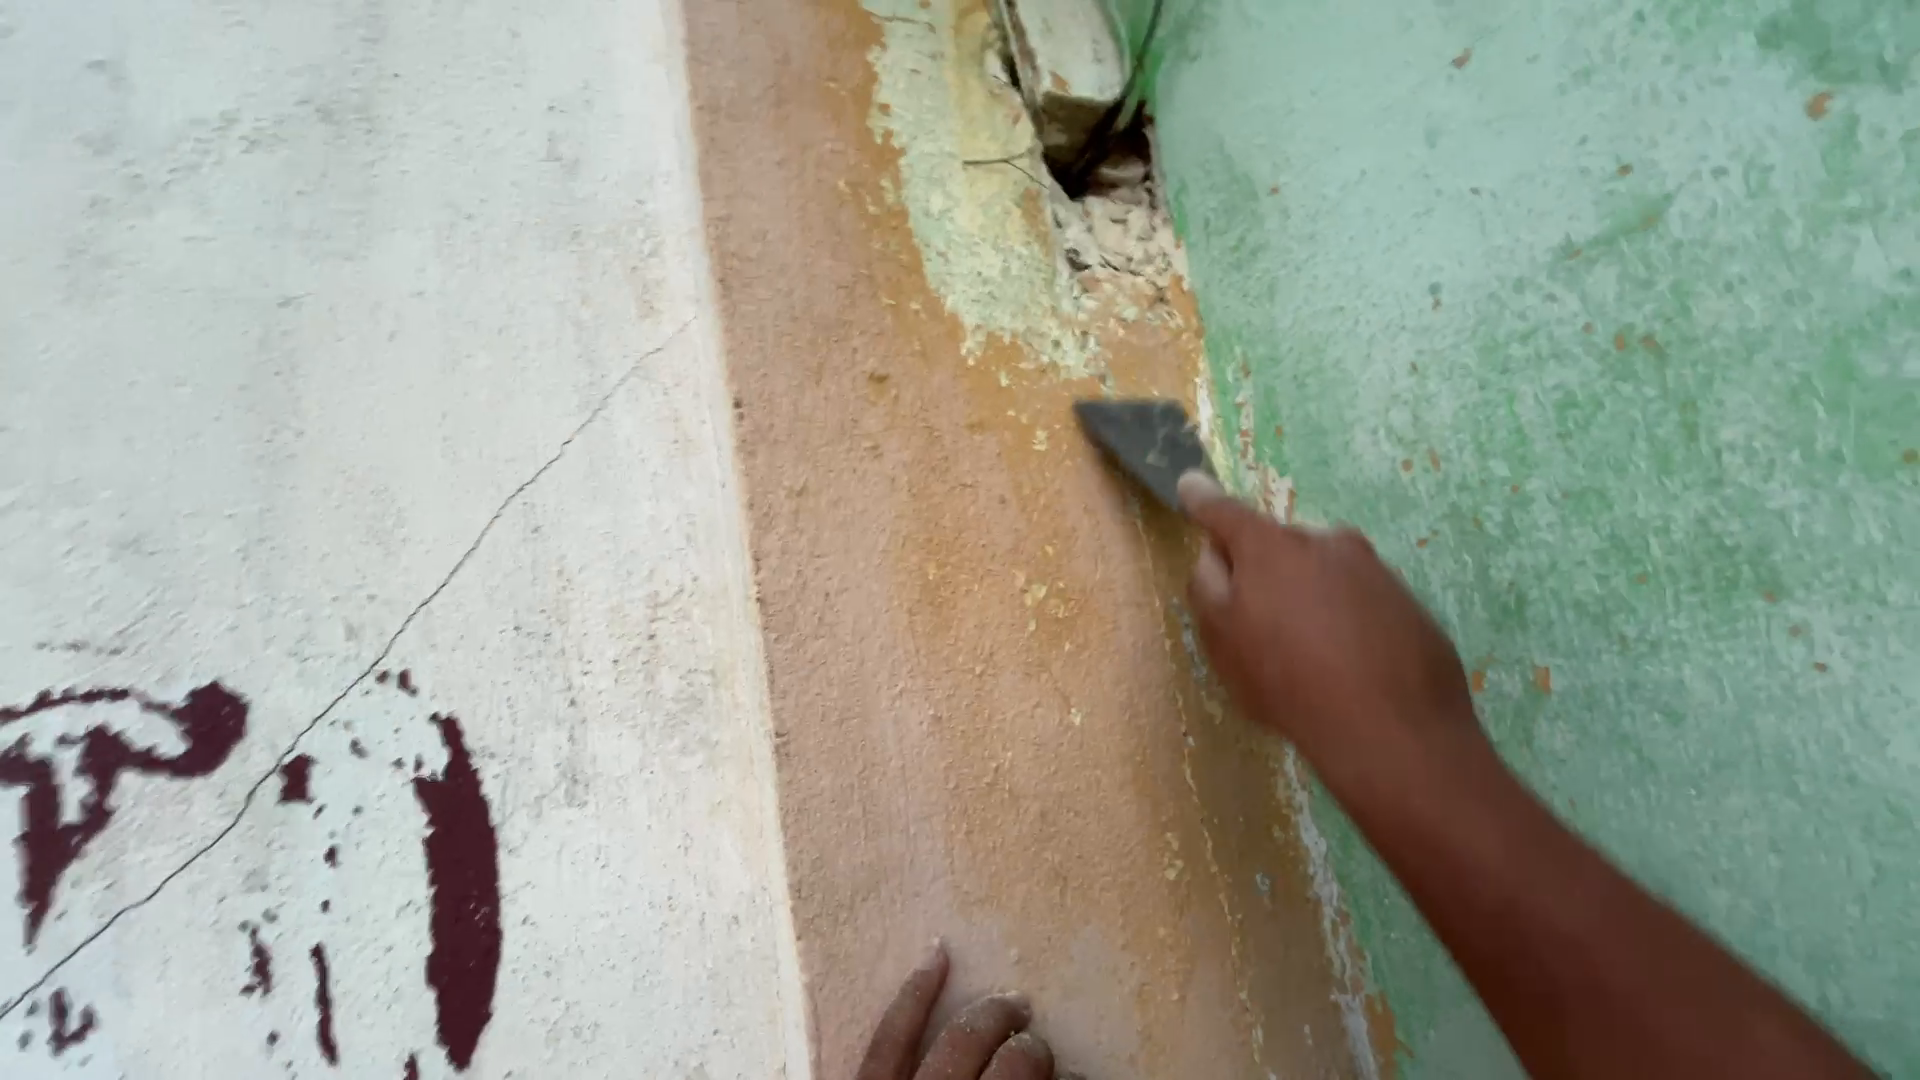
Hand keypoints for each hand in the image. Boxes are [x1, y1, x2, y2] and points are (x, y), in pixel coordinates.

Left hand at [855, 942, 1058, 1079]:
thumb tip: (1063, 1072)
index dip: (1064, 1075)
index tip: (1079, 1069)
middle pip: (1006, 1068)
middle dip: (1030, 1050)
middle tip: (1041, 1046)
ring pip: (956, 1042)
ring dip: (988, 1017)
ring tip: (1012, 1005)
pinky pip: (890, 1035)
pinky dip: (916, 992)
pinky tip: (938, 952)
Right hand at [1176, 472, 1484, 781]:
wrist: (1394, 732)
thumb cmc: (1287, 682)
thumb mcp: (1222, 641)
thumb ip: (1206, 586)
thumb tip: (1213, 555)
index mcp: (1269, 546)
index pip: (1224, 512)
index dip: (1201, 500)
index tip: (1189, 484)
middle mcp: (1323, 540)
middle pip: (1277, 545)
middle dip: (1262, 568)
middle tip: (1258, 623)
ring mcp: (1372, 567)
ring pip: (1320, 569)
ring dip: (1305, 593)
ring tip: (1309, 651)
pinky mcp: (1407, 599)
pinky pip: (1358, 596)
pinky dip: (1344, 615)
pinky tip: (1346, 661)